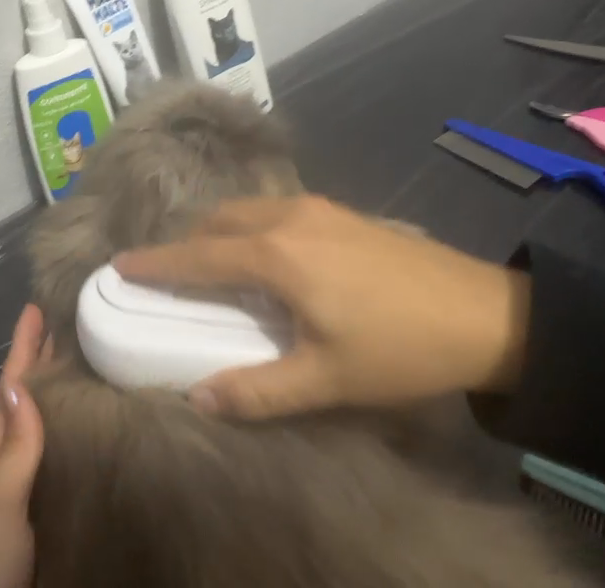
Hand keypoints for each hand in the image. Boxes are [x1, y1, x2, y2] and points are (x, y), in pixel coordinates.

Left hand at [0, 304, 47, 587]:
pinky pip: (45, 469)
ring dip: (48, 400)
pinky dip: (57, 443)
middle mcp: (0, 473)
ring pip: (32, 437)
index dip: (22, 352)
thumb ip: (13, 450)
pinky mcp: (30, 528)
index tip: (35, 308)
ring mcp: (12, 500)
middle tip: (61, 326)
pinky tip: (75, 444)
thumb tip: (21, 383)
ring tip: (74, 370)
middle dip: (37, 366)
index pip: (9, 395)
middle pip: (20, 408)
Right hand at [113, 196, 529, 419]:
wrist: (486, 312)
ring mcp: (317, 208)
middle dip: (185, 243)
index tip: (119, 265)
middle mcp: (288, 218)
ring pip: (246, 210)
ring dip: (218, 232)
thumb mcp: (327, 379)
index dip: (155, 262)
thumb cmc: (400, 348)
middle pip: (217, 222)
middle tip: (167, 275)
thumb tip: (196, 396)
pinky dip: (248, 228)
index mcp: (276, 255)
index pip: (198, 256)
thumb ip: (257, 389)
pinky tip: (265, 257)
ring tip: (211, 266)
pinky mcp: (340, 210)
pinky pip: (273, 210)